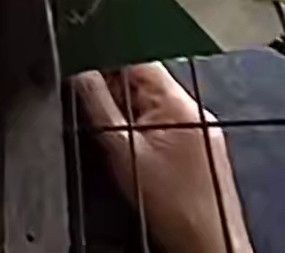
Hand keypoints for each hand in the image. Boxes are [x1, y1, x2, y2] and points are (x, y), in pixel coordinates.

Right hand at [74, 65, 253, 252]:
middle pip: (137, 76)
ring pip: (143, 99)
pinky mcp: (194, 147)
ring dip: (122, 109)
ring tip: (118, 138)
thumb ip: (95, 99)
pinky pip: (154, 119)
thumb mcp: (120, 146)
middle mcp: (193, 112)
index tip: (79, 59)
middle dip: (110, 87)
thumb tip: (75, 66)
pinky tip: (131, 148)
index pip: (134, 56)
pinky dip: (135, 125)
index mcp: (179, 104)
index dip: (102, 52)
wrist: (209, 252)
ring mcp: (197, 130)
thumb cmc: (175, 209)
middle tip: (98, 111)